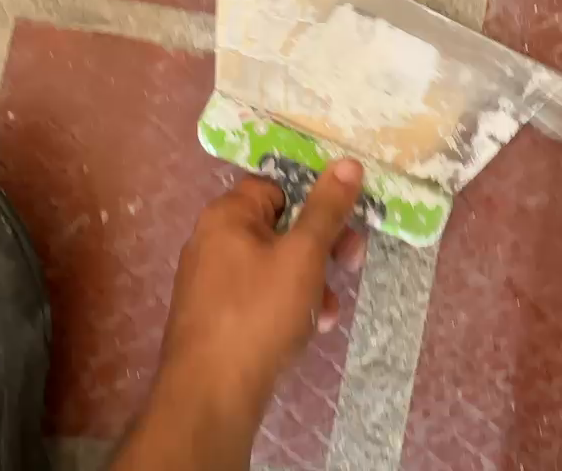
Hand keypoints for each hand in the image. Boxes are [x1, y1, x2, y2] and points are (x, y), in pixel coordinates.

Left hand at [153, 161, 366, 431]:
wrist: (209, 398)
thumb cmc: (258, 313)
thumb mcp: (303, 255)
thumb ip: (327, 208)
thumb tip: (348, 162)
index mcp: (228, 215)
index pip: (278, 187)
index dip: (314, 201)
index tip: (346, 221)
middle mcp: (213, 240)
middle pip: (280, 226)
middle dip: (320, 246)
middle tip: (352, 261)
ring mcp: (211, 281)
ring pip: (275, 265)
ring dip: (310, 281)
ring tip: (328, 309)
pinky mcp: (215, 317)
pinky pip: (260, 296)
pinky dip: (288, 305)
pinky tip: (308, 328)